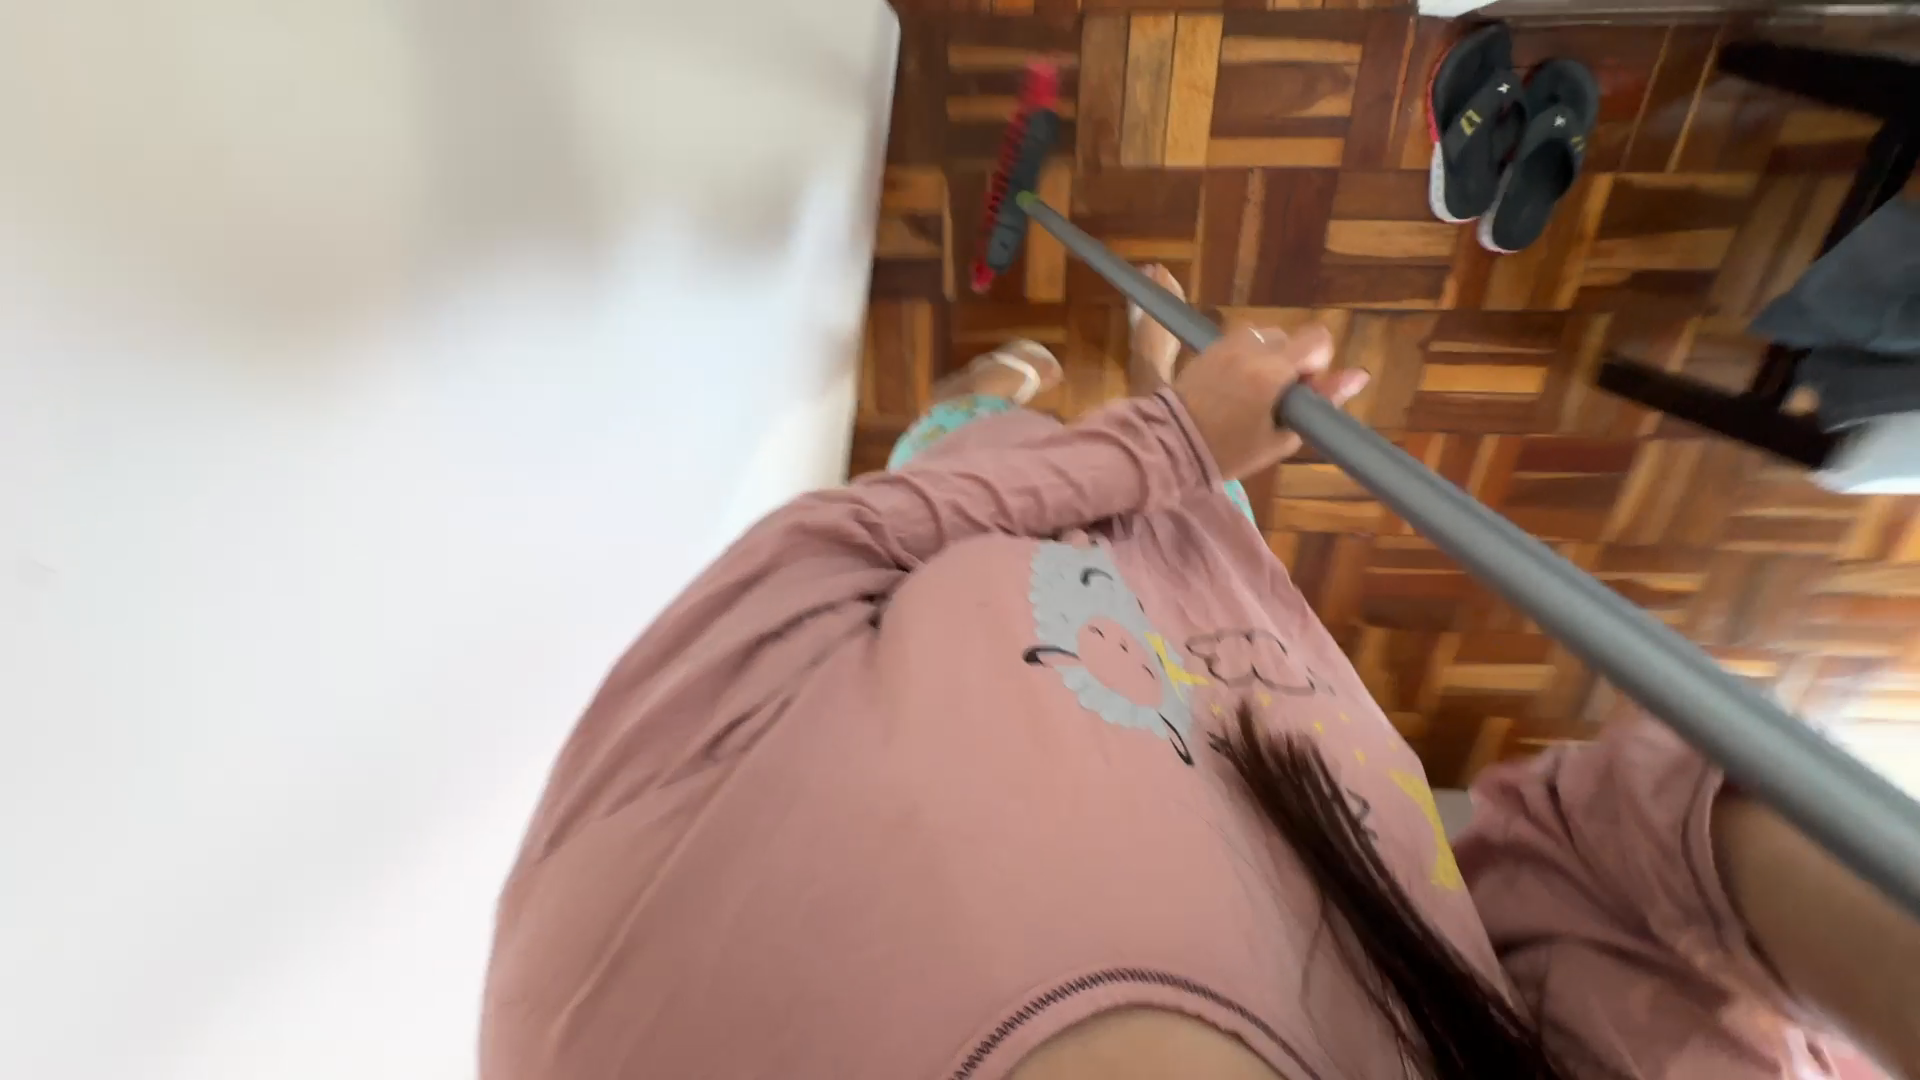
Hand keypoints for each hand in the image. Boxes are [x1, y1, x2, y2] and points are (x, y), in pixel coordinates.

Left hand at [1173, 324, 1368, 480]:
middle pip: (1290, 338)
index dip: (1317, 364)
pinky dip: (1245, 359)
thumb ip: (1319, 404)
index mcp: (1271, 369)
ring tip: (1251, 395)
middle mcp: (1248, 346)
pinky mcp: (1205, 349)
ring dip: (1267, 358)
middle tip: (1274, 400)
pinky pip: (1239, 344)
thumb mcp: (1279, 437)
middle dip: (1291, 362)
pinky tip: (1232, 389)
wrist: (1168, 446)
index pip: (1317, 338)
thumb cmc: (1227, 451)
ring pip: (1264, 338)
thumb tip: (1359, 376)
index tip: (1301, 393)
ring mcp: (1223, 344)